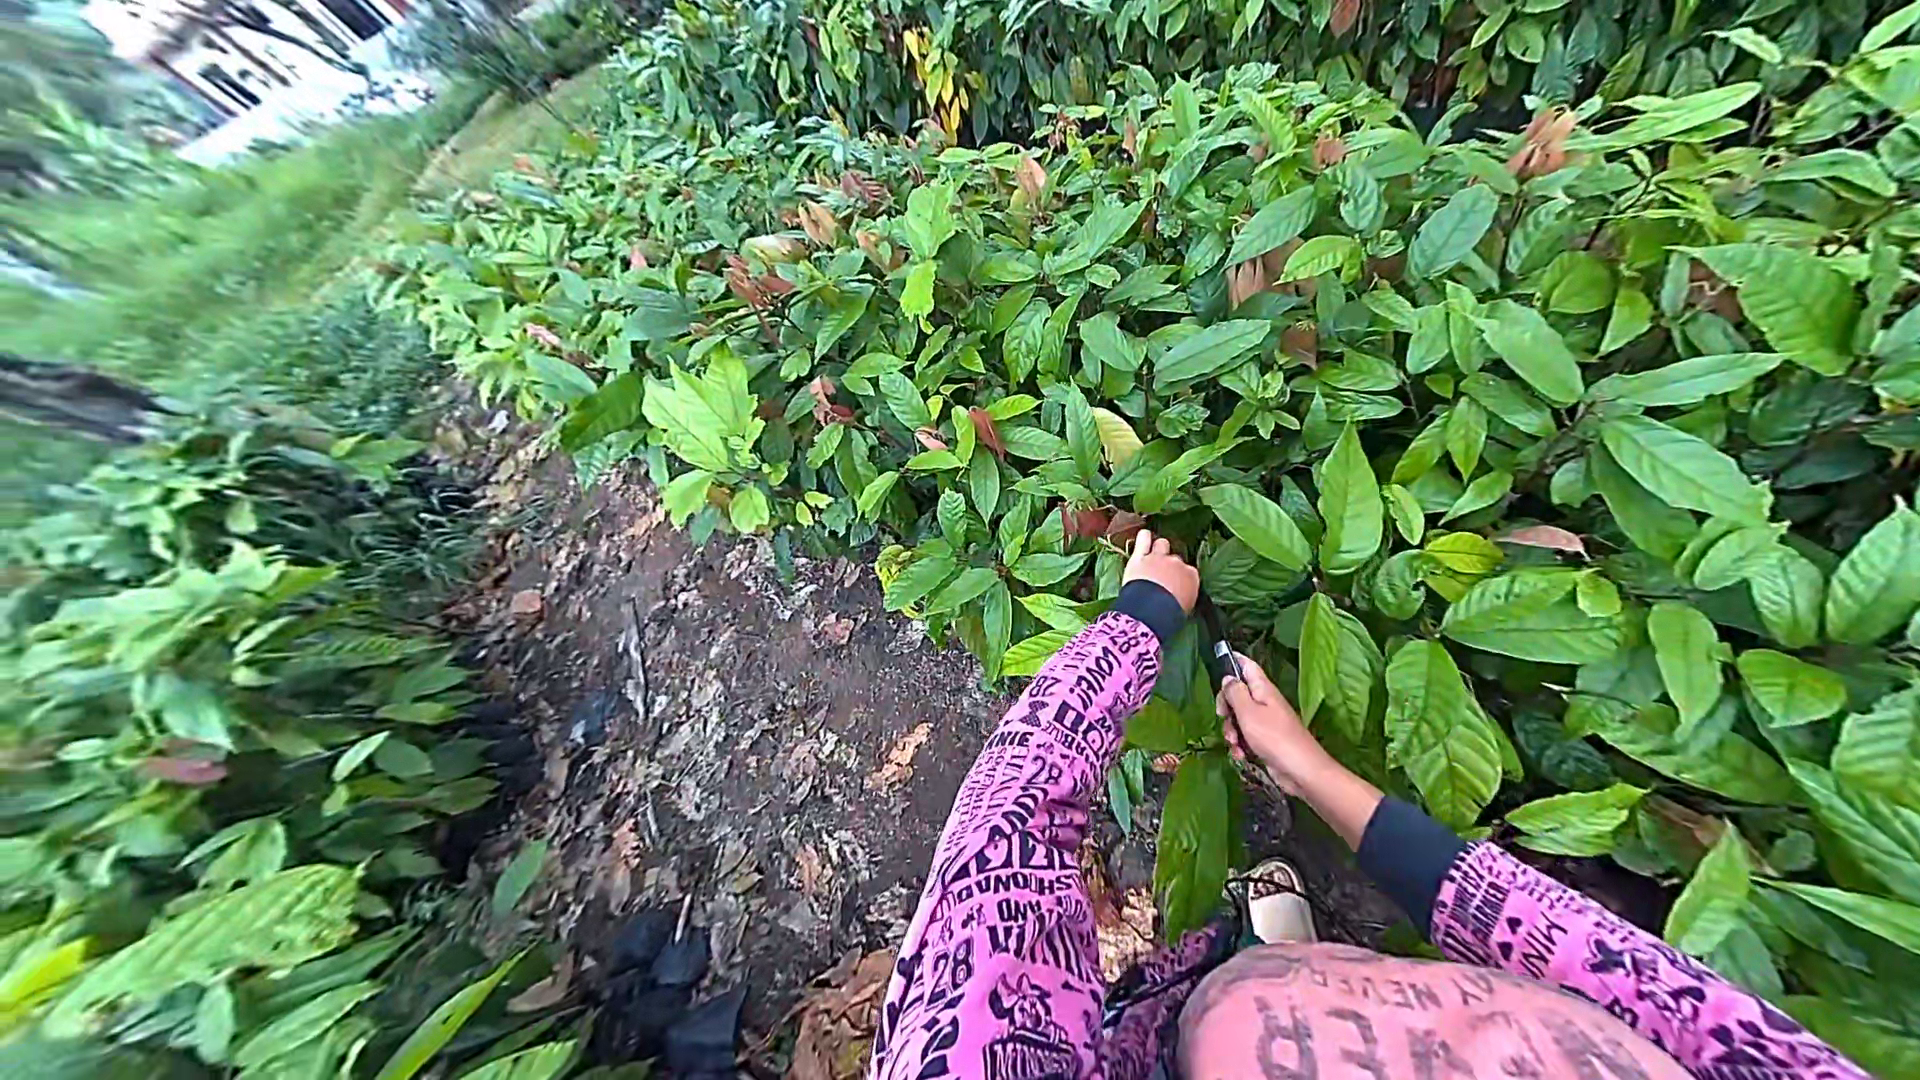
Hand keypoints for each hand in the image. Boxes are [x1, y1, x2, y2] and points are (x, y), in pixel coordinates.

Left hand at [1122, 529, 1199, 613]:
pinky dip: (1143, 537)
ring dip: (1158, 549)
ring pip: (1162, 544)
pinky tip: (1143, 537)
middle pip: (1175, 558)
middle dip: (1169, 565)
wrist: (1152, 609)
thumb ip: (1185, 595)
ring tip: (1153, 555)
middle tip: (1161, 575)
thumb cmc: (1170, 613)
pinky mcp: (1139, 557)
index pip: (1189, 571)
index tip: (1175, 585)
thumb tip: (1181, 597)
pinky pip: (1144, 539)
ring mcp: (1157, 558)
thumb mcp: (1186, 606)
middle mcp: (1176, 563)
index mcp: (1191, 576)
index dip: (1181, 577)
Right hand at [1217, 652, 1334, 795]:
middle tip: (1223, 715)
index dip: (1232, 660)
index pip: (1247, 665)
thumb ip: (1234, 692)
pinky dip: (1240, 744)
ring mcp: (1265, 721)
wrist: (1301, 772)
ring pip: (1238, 717)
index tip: (1217, 662)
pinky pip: (1245, 735)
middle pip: (1237, 694)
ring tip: (1234, 742)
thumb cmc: (1274, 737)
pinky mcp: (1265, 740)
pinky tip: (1241, 754)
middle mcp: (1264, 702)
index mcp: (1263, 689)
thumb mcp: (1248, 711)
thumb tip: (1228, 678)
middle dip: (1225, 706)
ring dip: (1231, 729)